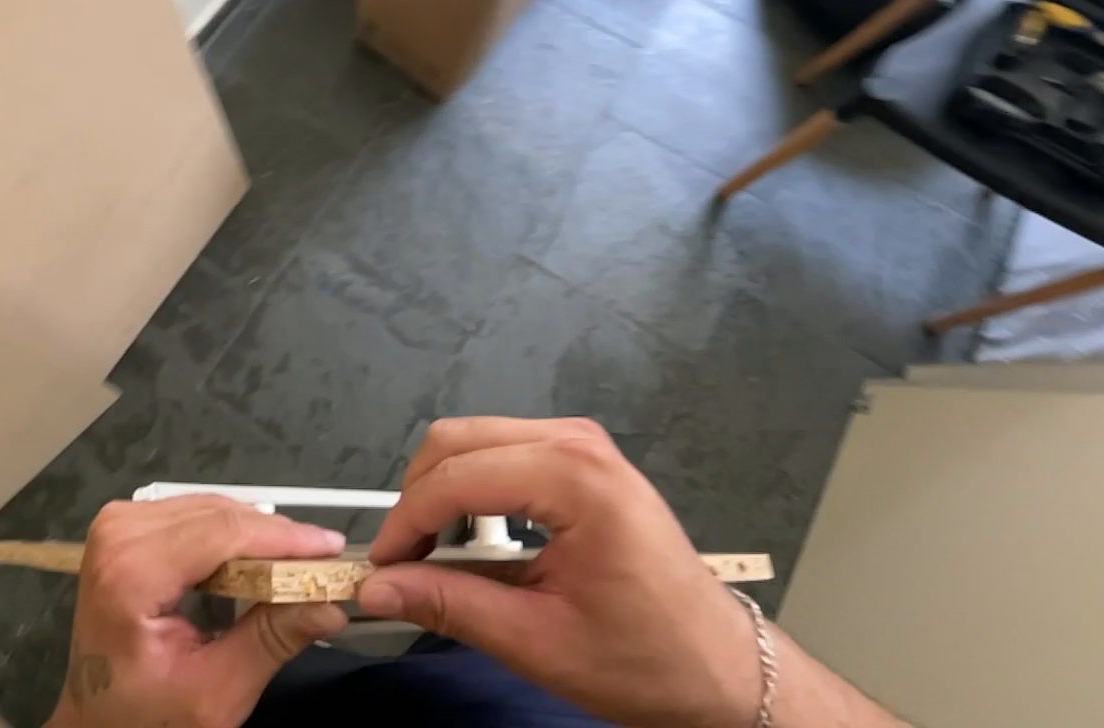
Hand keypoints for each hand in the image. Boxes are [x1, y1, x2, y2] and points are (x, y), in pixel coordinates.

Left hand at [47, 495, 349, 727]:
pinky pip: (195, 512)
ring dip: (257, 534)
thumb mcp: (215, 693)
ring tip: (297, 563)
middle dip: (275, 538)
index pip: (223, 532)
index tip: (332, 548)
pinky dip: (231, 534)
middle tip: (323, 563)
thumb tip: (331, 605)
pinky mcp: (126, 523)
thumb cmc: (146, 717)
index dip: (283, 538)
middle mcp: (120, 531)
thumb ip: (271, 640)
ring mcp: (120, 522)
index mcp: (130, 571)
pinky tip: (256, 559)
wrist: (92, 722)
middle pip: (220, 514)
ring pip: (212, 507)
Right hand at [359, 417, 762, 727]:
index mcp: (575, 478)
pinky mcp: (577, 453)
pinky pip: (498, 447)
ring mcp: (578, 441)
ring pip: (472, 438)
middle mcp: (575, 441)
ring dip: (439, 488)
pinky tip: (469, 532)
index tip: (382, 565)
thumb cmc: (647, 660)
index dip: (406, 521)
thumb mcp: (539, 642)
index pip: (459, 478)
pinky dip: (468, 483)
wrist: (723, 666)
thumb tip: (380, 589)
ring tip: (431, 550)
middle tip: (402, 558)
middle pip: (456, 440)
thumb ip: (450, 604)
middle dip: (416, 496)